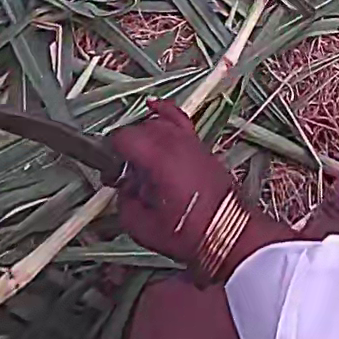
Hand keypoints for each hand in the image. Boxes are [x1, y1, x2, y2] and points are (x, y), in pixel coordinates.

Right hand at [107, 100, 239, 269]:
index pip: (123, 138)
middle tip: (123, 176)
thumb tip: (124, 189)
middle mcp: (172, 140)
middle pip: (138, 130)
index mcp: (157, 157)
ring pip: (155, 124)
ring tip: (139, 162)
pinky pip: (177, 117)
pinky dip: (163, 110)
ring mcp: (188, 138)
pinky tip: (152, 106)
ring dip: (142, 138)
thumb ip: (124, 203)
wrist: (228, 230)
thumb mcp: (143, 227)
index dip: (109, 154)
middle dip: (125, 149)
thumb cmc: (186, 232)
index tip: (110, 175)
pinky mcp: (198, 143)